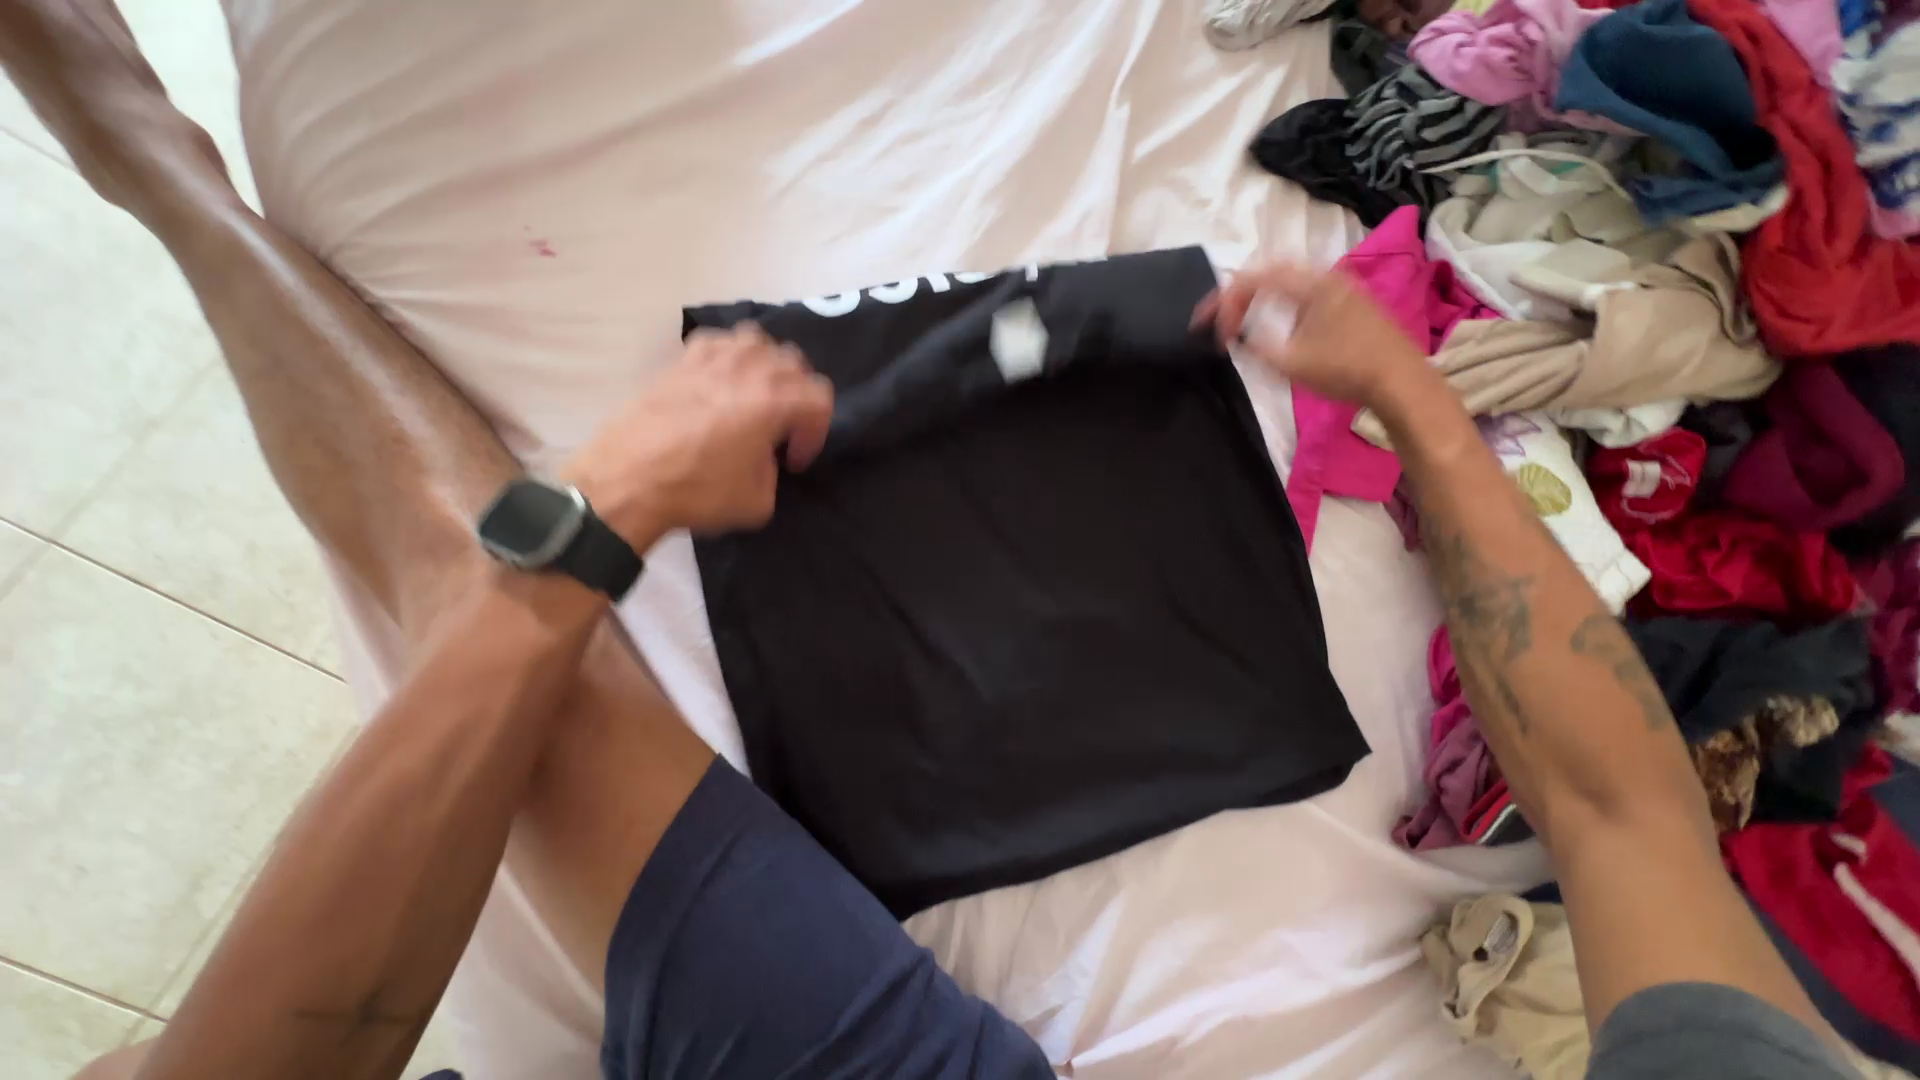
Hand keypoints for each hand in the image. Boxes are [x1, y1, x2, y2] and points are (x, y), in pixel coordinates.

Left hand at [563, 324, 833, 544]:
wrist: (626, 482)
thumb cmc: (697, 493)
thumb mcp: (757, 501)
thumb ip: (773, 472)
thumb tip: (763, 459)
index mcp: (775, 402)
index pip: (819, 399)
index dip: (816, 431)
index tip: (793, 459)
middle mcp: (748, 370)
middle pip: (793, 363)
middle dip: (797, 395)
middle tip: (782, 427)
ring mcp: (711, 360)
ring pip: (757, 341)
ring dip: (766, 366)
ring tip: (756, 394)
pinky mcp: (679, 362)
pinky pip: (717, 342)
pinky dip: (728, 357)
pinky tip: (720, 381)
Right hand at [1192, 262, 1431, 407]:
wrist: (1400, 381)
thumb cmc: (1346, 370)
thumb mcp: (1290, 363)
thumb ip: (1256, 345)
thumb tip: (1236, 336)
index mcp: (1309, 284)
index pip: (1253, 279)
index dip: (1223, 302)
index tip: (1208, 329)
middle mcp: (1325, 276)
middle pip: (1268, 270)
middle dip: (1238, 292)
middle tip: (1218, 317)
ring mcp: (1340, 287)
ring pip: (1287, 279)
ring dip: (1258, 296)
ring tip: (1239, 318)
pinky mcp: (1348, 302)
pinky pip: (1302, 289)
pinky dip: (1278, 300)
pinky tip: (1274, 322)